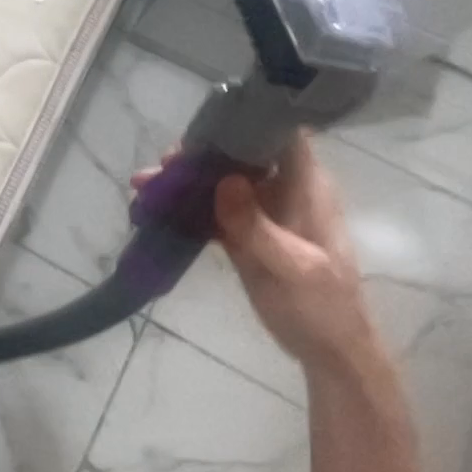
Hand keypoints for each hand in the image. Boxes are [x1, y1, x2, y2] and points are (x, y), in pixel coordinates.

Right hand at [134, 132, 372, 367]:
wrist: (327, 349)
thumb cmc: (323, 306)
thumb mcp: (294, 267)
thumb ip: (258, 226)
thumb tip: (224, 182)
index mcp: (306, 188)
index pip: (282, 136)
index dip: (248, 123)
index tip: (205, 127)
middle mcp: (283, 191)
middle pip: (239, 156)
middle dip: (198, 154)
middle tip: (162, 164)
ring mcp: (260, 213)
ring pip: (218, 182)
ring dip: (182, 181)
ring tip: (143, 186)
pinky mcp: (242, 234)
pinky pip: (209, 210)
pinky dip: (182, 208)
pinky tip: (152, 210)